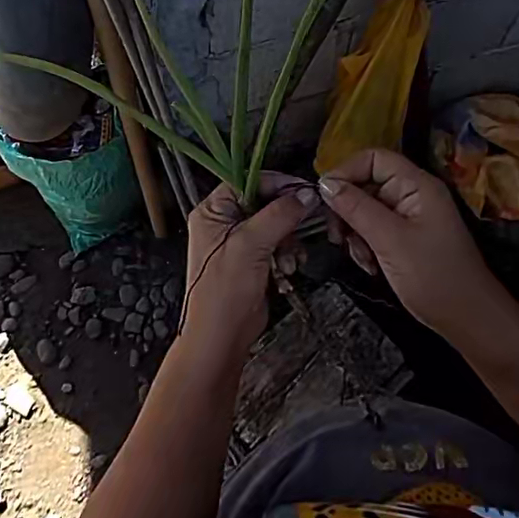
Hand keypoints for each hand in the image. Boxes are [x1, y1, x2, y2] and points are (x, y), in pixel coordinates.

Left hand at [181, 174, 318, 358]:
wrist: (221, 335)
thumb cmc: (224, 290)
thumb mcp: (251, 244)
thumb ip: (280, 214)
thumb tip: (305, 194)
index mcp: (212, 211)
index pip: (247, 182)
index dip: (276, 185)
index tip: (303, 191)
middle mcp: (223, 222)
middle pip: (264, 203)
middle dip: (286, 218)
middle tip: (303, 225)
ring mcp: (237, 242)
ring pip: (274, 224)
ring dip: (288, 239)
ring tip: (290, 258)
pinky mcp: (251, 260)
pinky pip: (276, 244)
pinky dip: (286, 253)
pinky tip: (288, 267)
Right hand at [318, 148, 500, 337]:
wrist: (468, 319)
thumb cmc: (434, 277)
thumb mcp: (390, 240)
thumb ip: (356, 208)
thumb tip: (324, 183)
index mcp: (416, 185)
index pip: (373, 158)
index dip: (346, 172)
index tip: (325, 199)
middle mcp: (412, 194)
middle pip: (365, 183)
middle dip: (347, 208)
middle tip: (338, 236)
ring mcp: (408, 216)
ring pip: (364, 209)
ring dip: (354, 232)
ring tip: (361, 258)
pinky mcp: (404, 237)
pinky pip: (372, 229)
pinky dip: (364, 245)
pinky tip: (369, 265)